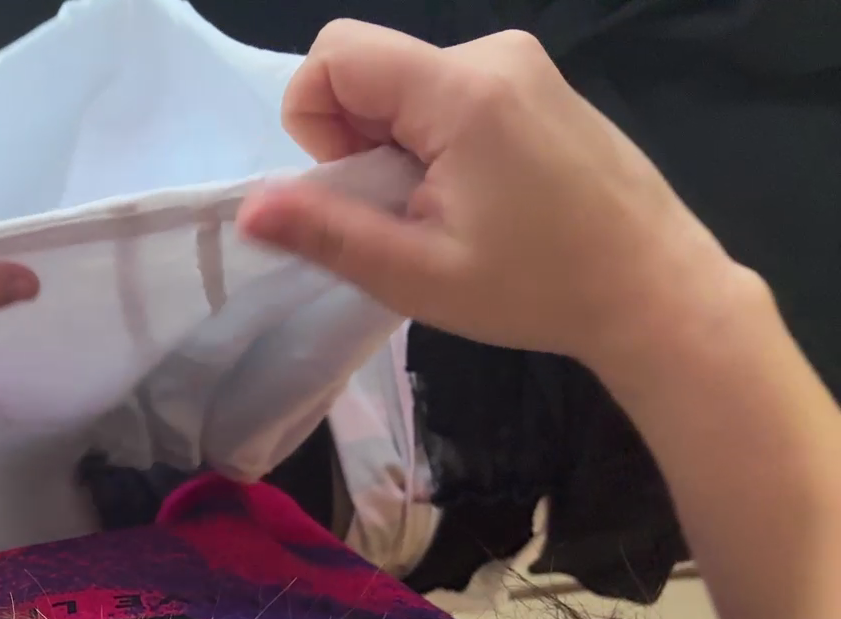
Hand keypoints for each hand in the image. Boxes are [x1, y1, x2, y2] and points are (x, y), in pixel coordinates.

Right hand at [236, 21, 755, 370]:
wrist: (649, 287)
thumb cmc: (529, 287)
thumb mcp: (408, 272)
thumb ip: (322, 231)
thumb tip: (246, 208)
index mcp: (463, 90)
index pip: (336, 55)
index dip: (313, 122)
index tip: (350, 183)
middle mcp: (490, 56)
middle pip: (362, 73)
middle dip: (346, 144)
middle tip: (393, 211)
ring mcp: (514, 67)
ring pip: (391, 91)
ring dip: (380, 153)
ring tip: (427, 212)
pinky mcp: (525, 87)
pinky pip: (430, 99)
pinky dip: (414, 147)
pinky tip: (453, 198)